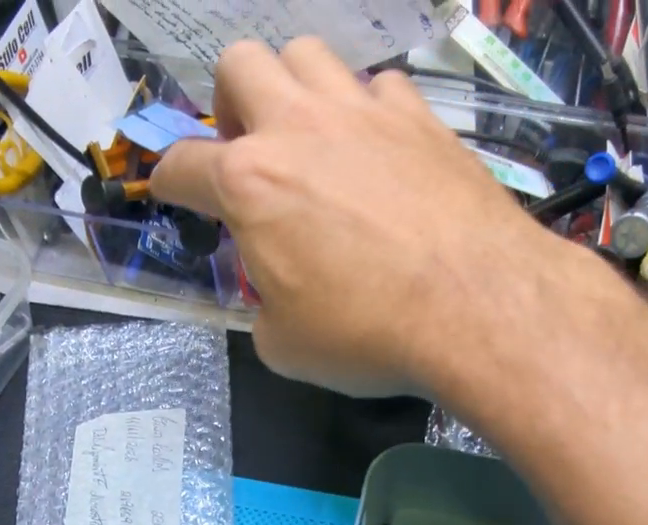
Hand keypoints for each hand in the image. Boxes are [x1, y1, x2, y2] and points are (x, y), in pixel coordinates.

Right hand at [151, 39, 572, 397]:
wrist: (478, 307)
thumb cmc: (369, 334)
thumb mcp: (286, 346)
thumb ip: (264, 306)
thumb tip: (277, 293)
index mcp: (249, 184)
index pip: (183, 164)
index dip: (169, 180)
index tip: (172, 190)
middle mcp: (299, 129)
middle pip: (240, 65)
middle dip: (230, 104)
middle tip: (251, 153)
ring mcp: (364, 113)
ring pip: (309, 55)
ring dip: (296, 91)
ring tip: (313, 142)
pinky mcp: (422, 118)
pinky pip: (381, 88)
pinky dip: (368, 113)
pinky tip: (380, 153)